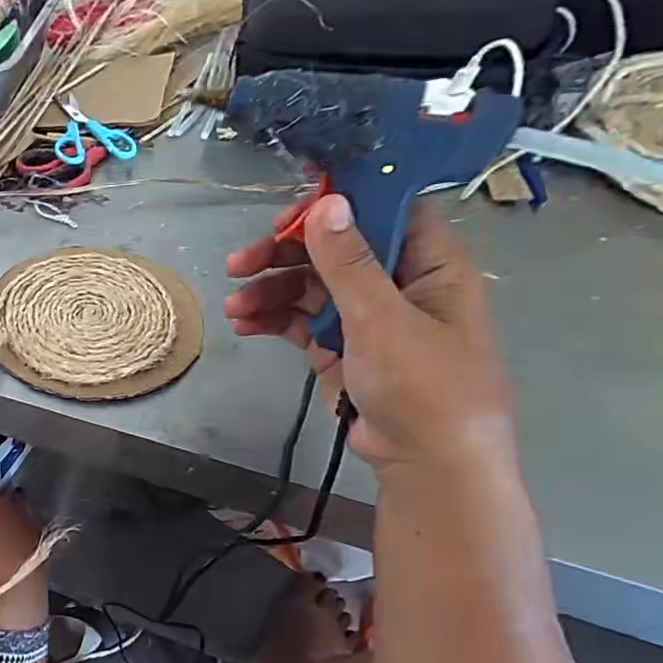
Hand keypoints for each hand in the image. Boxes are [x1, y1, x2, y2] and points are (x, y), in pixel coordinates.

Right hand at [224, 195, 516, 474]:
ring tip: (235, 308)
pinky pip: (301, 321)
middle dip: (284, 256)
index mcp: (426, 263)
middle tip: (240, 265)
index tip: (288, 220)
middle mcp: (395, 283)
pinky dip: (273, 320)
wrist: (425, 459)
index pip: (380, 213)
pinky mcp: (339, 348)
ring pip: (310, 287)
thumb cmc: (423, 384)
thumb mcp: (383, 319)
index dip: (335, 208)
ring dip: (270, 292)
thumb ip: (349, 262)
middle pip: (333, 251)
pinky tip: (245, 325)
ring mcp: (365, 317)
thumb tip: (328, 203)